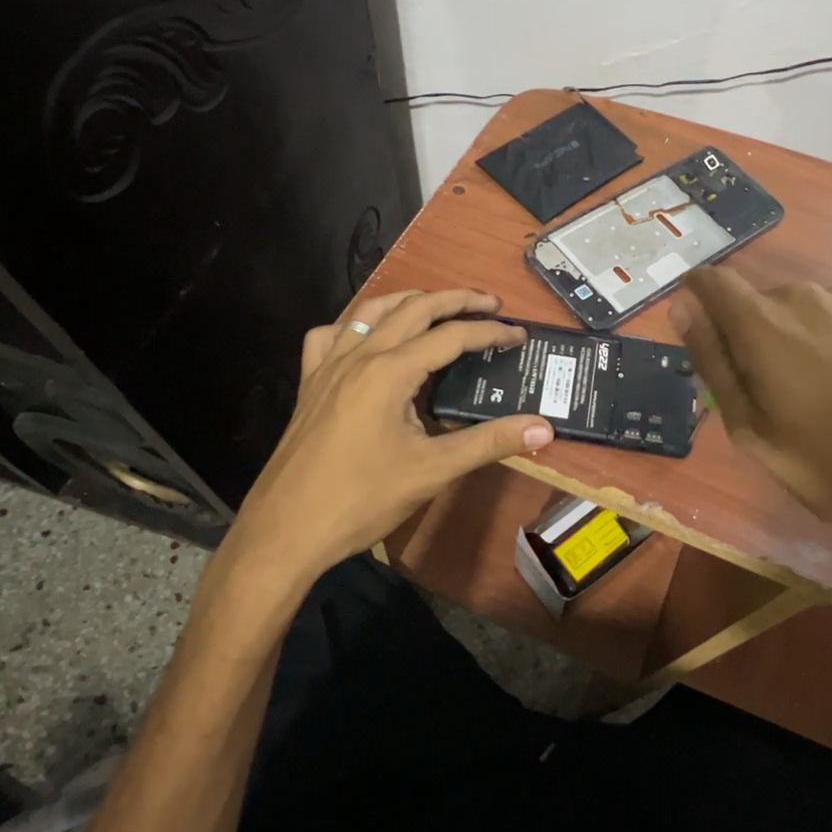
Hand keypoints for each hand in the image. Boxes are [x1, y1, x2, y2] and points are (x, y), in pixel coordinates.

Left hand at [225, 290, 553, 590]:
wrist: (286, 532)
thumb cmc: (362, 500)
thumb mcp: (433, 471)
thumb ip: (490, 442)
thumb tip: (545, 428)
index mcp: (389, 371)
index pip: (451, 336)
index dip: (490, 332)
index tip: (519, 336)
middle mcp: (358, 356)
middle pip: (413, 308)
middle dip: (456, 300)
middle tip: (491, 304)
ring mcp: (328, 368)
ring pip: (371, 313)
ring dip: (410, 302)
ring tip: (439, 306)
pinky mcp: (309, 386)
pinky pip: (330, 337)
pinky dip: (355, 326)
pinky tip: (366, 339)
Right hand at [672, 268, 831, 606]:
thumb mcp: (755, 433)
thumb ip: (714, 365)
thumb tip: (682, 309)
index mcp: (763, 325)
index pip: (712, 282)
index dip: (697, 298)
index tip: (703, 336)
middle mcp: (806, 296)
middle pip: (758, 303)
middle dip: (752, 338)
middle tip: (772, 400)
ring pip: (802, 310)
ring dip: (796, 340)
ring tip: (824, 399)